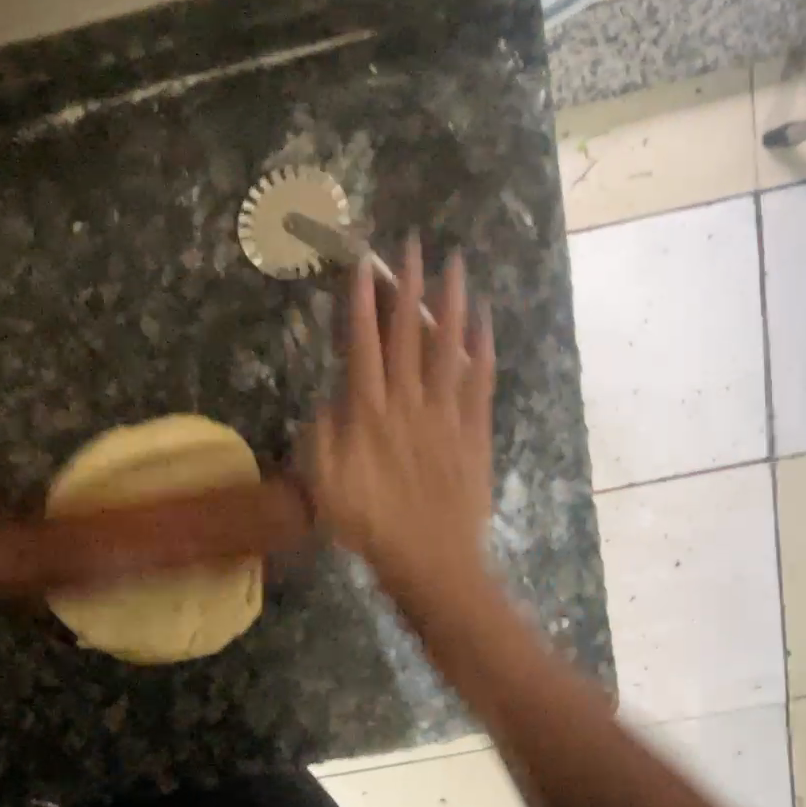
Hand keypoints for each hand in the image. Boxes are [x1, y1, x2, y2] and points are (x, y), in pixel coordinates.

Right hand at [310, 234, 495, 609]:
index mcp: (368, 415)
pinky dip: (482, 348)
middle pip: (406, 335)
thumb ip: (321, 438)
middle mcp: (408, 404)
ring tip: (453, 264)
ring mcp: (446, 415)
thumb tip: (329, 399)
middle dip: (406, 287)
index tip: (361, 267)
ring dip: (450, 304)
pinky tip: (484, 321)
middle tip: (409, 245)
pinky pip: (479, 381)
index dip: (360, 304)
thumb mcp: (324, 485)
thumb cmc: (369, 527)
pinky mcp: (474, 431)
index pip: (362, 346)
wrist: (431, 561)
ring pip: (448, 348)